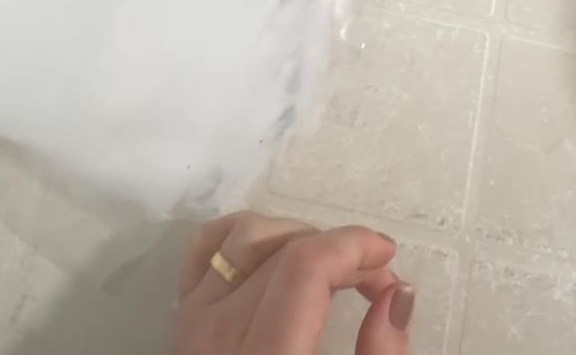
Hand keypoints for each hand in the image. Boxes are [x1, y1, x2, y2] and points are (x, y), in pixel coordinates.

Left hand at [173, 212, 413, 354]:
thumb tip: (397, 293)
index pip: (305, 267)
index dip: (354, 246)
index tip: (389, 260)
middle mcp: (218, 339)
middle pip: (285, 249)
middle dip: (340, 249)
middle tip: (375, 280)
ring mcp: (189, 330)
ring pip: (243, 237)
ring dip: (294, 237)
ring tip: (327, 269)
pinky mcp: (178, 327)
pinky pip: (203, 251)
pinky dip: (240, 237)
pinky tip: (272, 256)